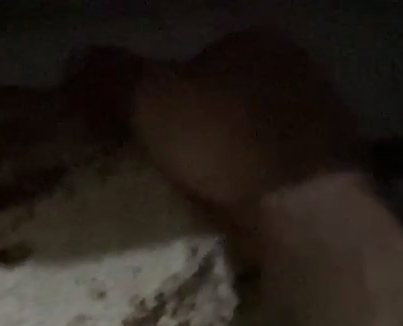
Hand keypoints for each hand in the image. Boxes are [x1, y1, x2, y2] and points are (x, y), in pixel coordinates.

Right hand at [69, 30, 361, 249]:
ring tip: (195, 192)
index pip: (192, 63)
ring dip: (224, 157)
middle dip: (194, 128)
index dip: (159, 98)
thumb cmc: (223, 144)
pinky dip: (251, 182)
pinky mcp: (328, 163)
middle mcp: (291, 66)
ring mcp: (317, 114)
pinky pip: (272, 167)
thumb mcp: (152, 104)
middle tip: (163, 168)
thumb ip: (113, 79)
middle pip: (222, 98)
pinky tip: (232, 206)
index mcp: (251, 42)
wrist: (300, 204)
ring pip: (250, 133)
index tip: (139, 135)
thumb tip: (74, 57)